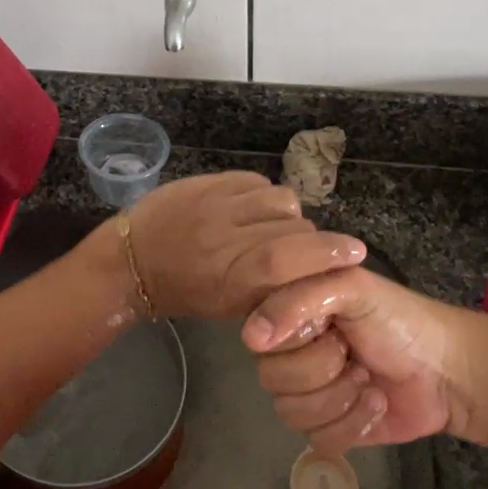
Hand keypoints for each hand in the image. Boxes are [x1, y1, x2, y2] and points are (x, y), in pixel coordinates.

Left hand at [99, 171, 366, 319]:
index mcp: (232, 276)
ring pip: (278, 199)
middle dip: (311, 237)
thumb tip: (313, 274)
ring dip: (287, 214)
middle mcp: (226, 236)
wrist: (132, 259)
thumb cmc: (182, 292)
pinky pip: (254, 181)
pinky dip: (263, 195)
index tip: (355, 251)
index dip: (328, 252)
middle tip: (306, 248)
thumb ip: (271, 290)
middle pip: (292, 227)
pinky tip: (253, 209)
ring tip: (274, 225)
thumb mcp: (228, 307)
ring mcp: (215, 204)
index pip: (291, 256)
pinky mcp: (206, 182)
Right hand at [242, 267, 462, 453]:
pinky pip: (316, 440)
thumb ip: (298, 300)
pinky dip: (353, 424)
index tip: (328, 325)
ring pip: (290, 412)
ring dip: (340, 398)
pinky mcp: (328, 427)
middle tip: (353, 353)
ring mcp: (307, 391)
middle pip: (270, 377)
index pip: (256, 334)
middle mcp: (289, 351)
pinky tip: (375, 403)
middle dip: (321, 369)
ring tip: (368, 380)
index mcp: (288, 311)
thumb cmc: (398, 318)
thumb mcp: (351, 288)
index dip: (294, 337)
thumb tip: (250, 336)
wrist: (446, 370)